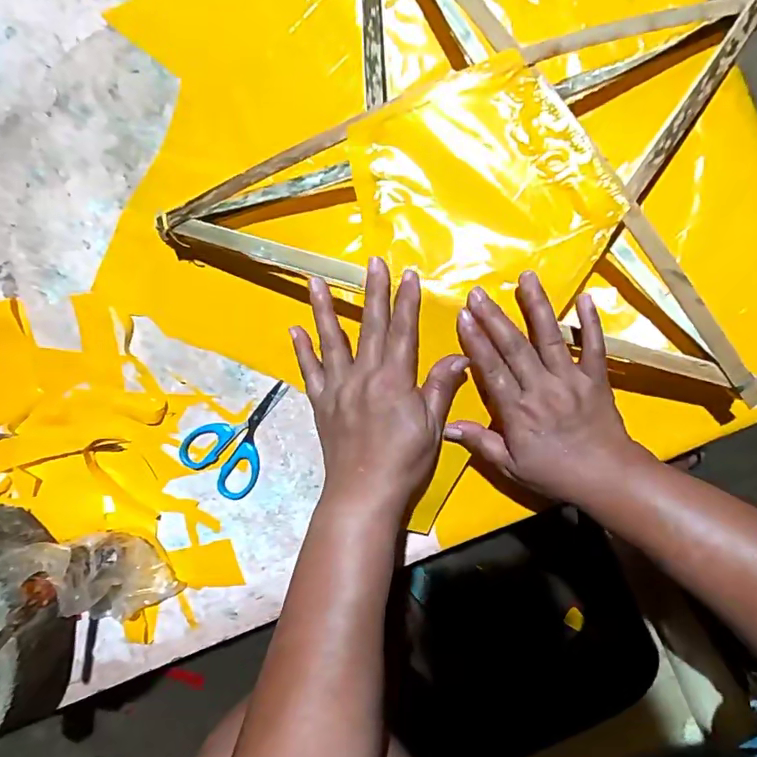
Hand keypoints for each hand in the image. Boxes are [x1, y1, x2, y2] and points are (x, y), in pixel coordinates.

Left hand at [291, 258, 467, 518]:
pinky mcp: (321, 405)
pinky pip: (310, 373)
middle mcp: (364, 376)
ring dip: (324, 309)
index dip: (406, 302)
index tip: (407, 275)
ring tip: (316, 282)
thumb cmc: (405, 462)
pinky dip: (303, 351)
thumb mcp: (432, 426)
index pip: (402, 331)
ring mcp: (338, 389)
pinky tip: (295, 331)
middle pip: (369, 326)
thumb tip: (461, 356)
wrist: (364, 494)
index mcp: (395, 379)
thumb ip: (441, 387)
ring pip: (331, 341)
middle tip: (371, 262)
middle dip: (373, 292)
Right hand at [449, 272, 649, 503]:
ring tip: (527, 278)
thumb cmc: (556, 474)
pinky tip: (586, 297)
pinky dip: (590, 322)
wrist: (606, 477)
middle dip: (495, 318)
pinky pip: (594, 346)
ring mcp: (571, 380)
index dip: (476, 342)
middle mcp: (542, 389)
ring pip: (550, 338)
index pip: (492, 370)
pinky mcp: (596, 378)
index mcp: (518, 411)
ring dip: (537, 306)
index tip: (463, 316)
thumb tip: (447, 426)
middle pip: (515, 348)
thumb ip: (482, 443)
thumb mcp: (512, 467)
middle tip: (479, 292)